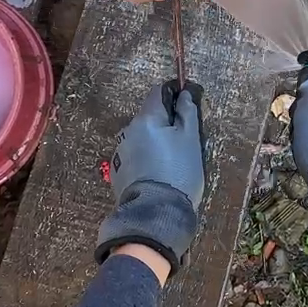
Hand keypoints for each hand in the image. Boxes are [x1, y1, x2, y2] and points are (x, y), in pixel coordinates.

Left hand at [94, 85, 205, 270]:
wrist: (157, 213)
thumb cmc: (179, 172)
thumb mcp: (191, 140)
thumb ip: (187, 113)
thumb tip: (184, 93)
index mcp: (146, 119)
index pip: (157, 92)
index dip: (172, 95)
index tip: (185, 107)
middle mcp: (128, 130)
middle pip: (149, 117)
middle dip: (164, 124)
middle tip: (182, 143)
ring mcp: (120, 152)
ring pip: (141, 137)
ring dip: (154, 143)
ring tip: (170, 163)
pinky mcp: (117, 171)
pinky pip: (134, 156)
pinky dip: (145, 159)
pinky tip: (157, 175)